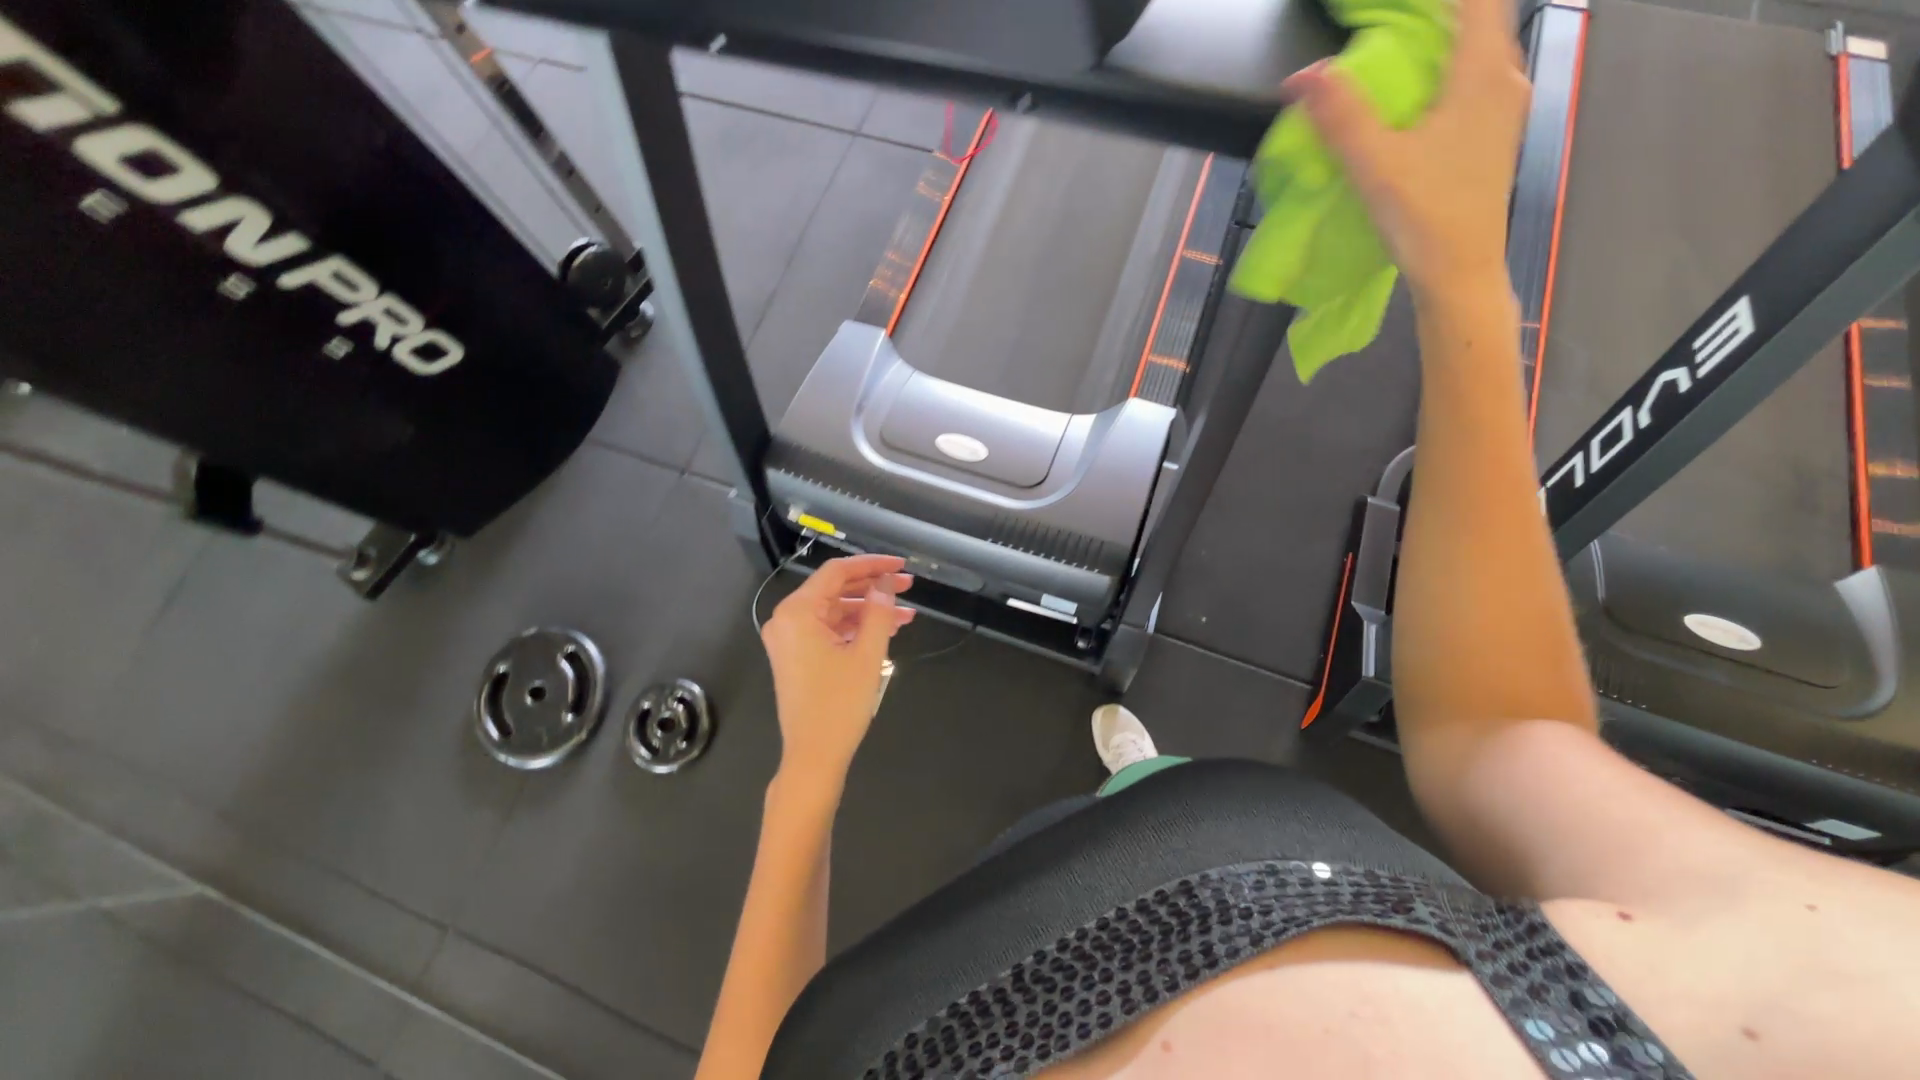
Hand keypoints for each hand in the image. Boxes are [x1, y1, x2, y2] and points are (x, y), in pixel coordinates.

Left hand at [760, 554, 914, 778]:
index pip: (836, 572)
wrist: (814, 756)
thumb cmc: (839, 704)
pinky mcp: (796, 657)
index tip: (900, 566)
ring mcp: (789, 640)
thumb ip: (878, 612)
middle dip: (873, 588)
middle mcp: (786, 620)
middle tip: (909, 587)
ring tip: (905, 615)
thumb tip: (885, 584)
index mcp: (797, 612)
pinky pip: (827, 631)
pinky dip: (855, 629)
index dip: (871, 565)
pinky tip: (885, 631)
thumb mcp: (867, 655)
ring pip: (834, 612)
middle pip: (834, 590)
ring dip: (868, 611)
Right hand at [1285, 0, 1529, 298]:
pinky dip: (1445, 66)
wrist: (1461, 275)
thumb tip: (1303, 75)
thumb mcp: (1375, 165)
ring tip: (1395, 44)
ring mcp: (1503, 109)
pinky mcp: (1492, 134)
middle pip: (1477, 18)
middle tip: (1387, 18)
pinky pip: (1473, 77)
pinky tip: (1414, 89)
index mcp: (1483, 74)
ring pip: (1477, 47)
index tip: (1390, 6)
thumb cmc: (1427, 218)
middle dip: (1435, 12)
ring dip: (1440, 38)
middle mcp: (1505, 80)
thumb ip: (1340, 115)